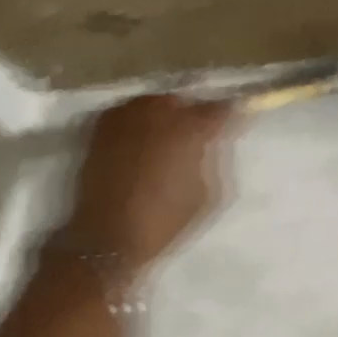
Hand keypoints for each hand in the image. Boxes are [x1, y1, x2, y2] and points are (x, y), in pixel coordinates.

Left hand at [63, 94, 232, 267]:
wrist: (108, 234)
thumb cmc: (163, 220)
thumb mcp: (205, 195)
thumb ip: (210, 160)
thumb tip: (209, 144)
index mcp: (189, 130)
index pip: (218, 110)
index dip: (229, 114)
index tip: (235, 120)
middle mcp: (158, 113)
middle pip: (182, 102)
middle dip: (191, 114)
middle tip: (195, 132)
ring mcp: (127, 116)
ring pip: (152, 103)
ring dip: (162, 115)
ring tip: (164, 135)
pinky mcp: (102, 126)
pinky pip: (127, 113)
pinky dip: (137, 121)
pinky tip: (139, 138)